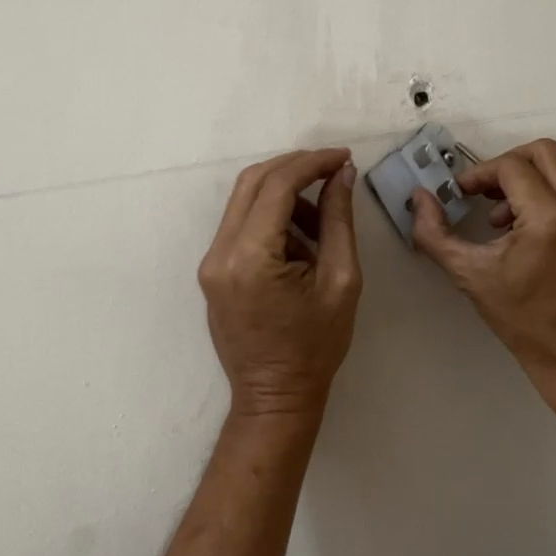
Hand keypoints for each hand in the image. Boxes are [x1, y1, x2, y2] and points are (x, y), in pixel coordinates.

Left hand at [199, 148, 361, 415]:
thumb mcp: (341, 280)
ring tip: (322, 220)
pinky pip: (240, 224)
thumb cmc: (316, 346)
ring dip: (284, 193)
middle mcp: (220, 253)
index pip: (277, 186)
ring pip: (244, 200)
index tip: (343, 158)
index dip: (312, 163)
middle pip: (253, 183)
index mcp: (251, 258)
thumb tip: (342, 176)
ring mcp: (211, 262)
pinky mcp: (213, 271)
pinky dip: (271, 216)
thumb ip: (338, 221)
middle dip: (295, 167)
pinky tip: (301, 237)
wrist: (276, 396)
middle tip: (334, 170)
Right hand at [411, 139, 555, 388]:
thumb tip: (419, 199)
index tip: (462, 193)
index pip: (511, 167)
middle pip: (544, 152)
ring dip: (529, 182)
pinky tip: (530, 234)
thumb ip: (435, 233)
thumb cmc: (522, 319)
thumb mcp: (470, 275)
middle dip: (508, 164)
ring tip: (504, 220)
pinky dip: (549, 200)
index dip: (479, 173)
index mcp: (549, 218)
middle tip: (485, 191)